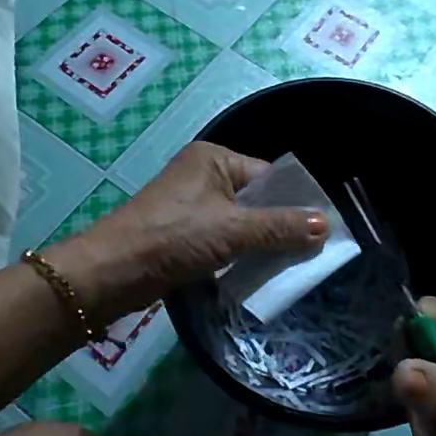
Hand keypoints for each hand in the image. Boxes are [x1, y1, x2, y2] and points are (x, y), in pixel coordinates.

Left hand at [51, 142, 325, 318]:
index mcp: (215, 159)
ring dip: (264, 243)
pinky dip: (244, 254)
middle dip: (283, 224)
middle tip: (315, 249)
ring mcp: (193, 206)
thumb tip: (326, 225)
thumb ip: (281, 227)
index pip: (270, 176)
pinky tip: (263, 271)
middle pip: (259, 199)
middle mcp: (205, 176)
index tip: (324, 227)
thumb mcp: (233, 230)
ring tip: (294, 264)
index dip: (297, 201)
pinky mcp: (185, 234)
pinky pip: (227, 239)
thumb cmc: (172, 239)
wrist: (109, 275)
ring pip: (244, 222)